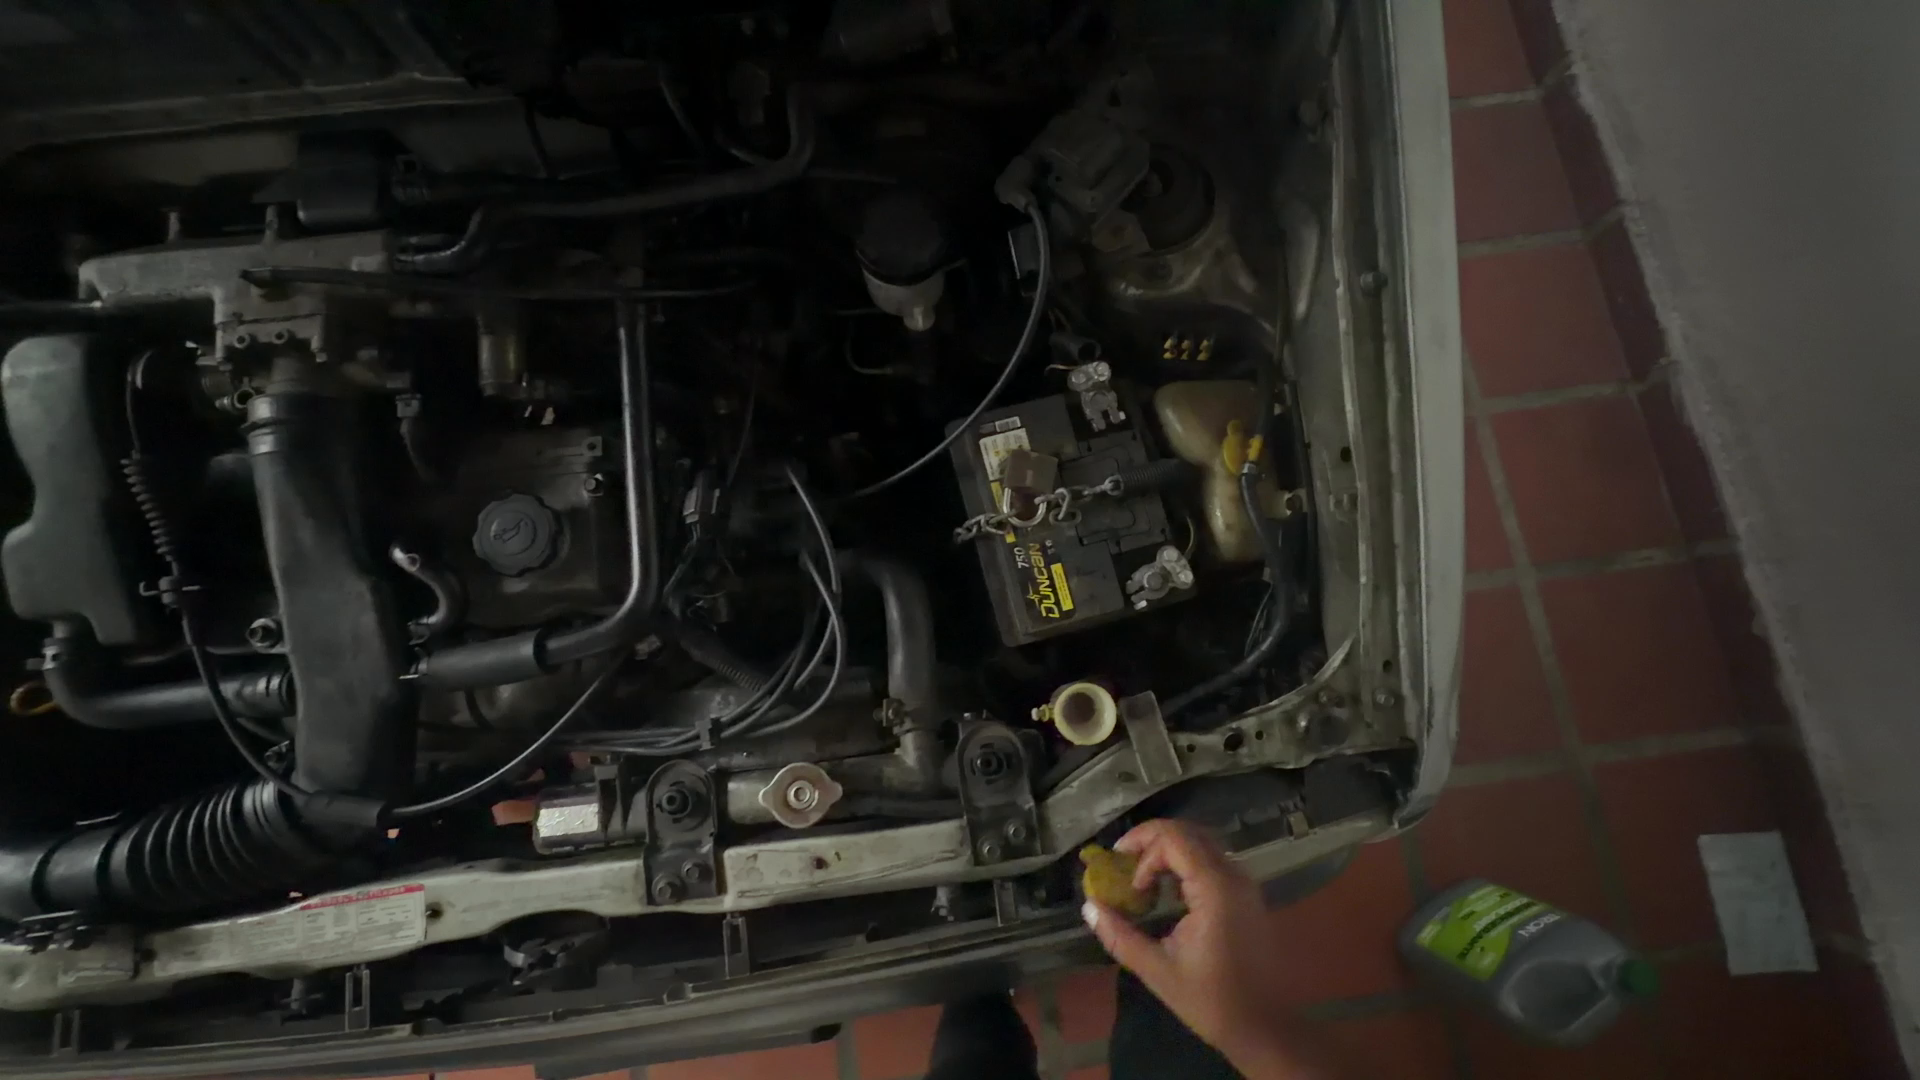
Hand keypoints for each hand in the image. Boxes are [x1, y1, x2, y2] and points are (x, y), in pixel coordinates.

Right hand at [1082, 819, 1346, 1079]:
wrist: (1268, 1030)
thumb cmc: (1214, 1002)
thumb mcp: (1159, 971)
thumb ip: (1121, 936)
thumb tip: (1089, 907)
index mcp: (1216, 889)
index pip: (1174, 839)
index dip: (1143, 850)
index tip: (1127, 881)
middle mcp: (1233, 875)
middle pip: (1186, 832)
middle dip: (1149, 840)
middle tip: (1123, 861)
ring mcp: (1243, 883)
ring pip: (1199, 841)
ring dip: (1166, 849)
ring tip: (1140, 874)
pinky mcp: (1245, 893)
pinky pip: (1210, 858)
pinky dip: (1183, 861)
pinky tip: (1166, 888)